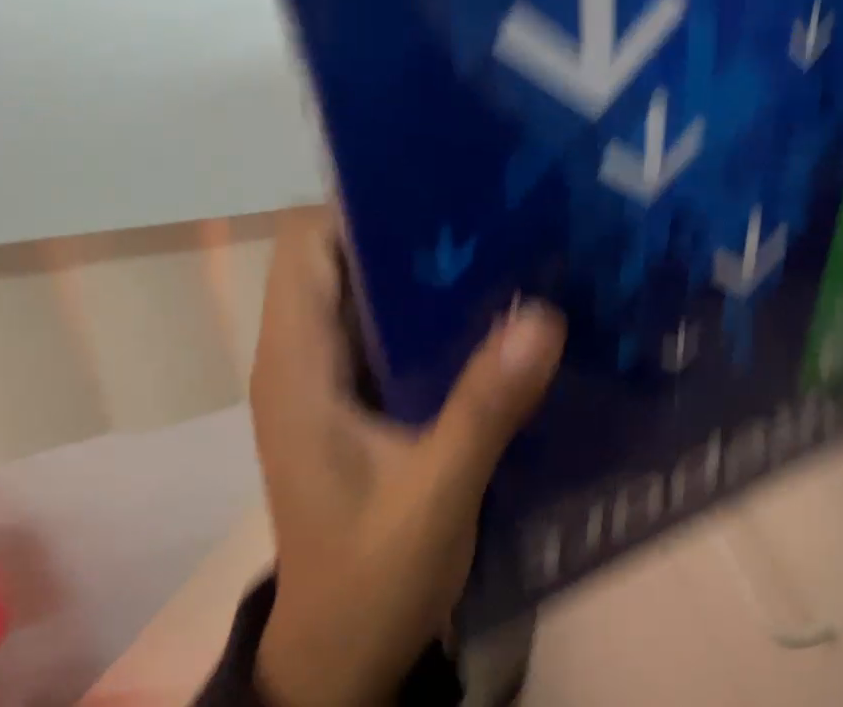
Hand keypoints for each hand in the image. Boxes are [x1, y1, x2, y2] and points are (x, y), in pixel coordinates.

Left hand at [248, 209, 564, 706]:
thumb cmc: (371, 574)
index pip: (307, 246)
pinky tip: (503, 312)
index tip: (446, 189)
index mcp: (299, 367)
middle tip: (499, 211)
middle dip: (415, 230)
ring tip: (511, 246)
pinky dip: (444, 314)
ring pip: (376, 294)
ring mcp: (337, 381)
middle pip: (345, 259)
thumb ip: (484, 406)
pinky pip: (400, 333)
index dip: (363, 205)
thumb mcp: (434, 493)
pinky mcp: (367, 401)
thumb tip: (543, 314)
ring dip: (434, 271)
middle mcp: (308, 359)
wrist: (347, 652)